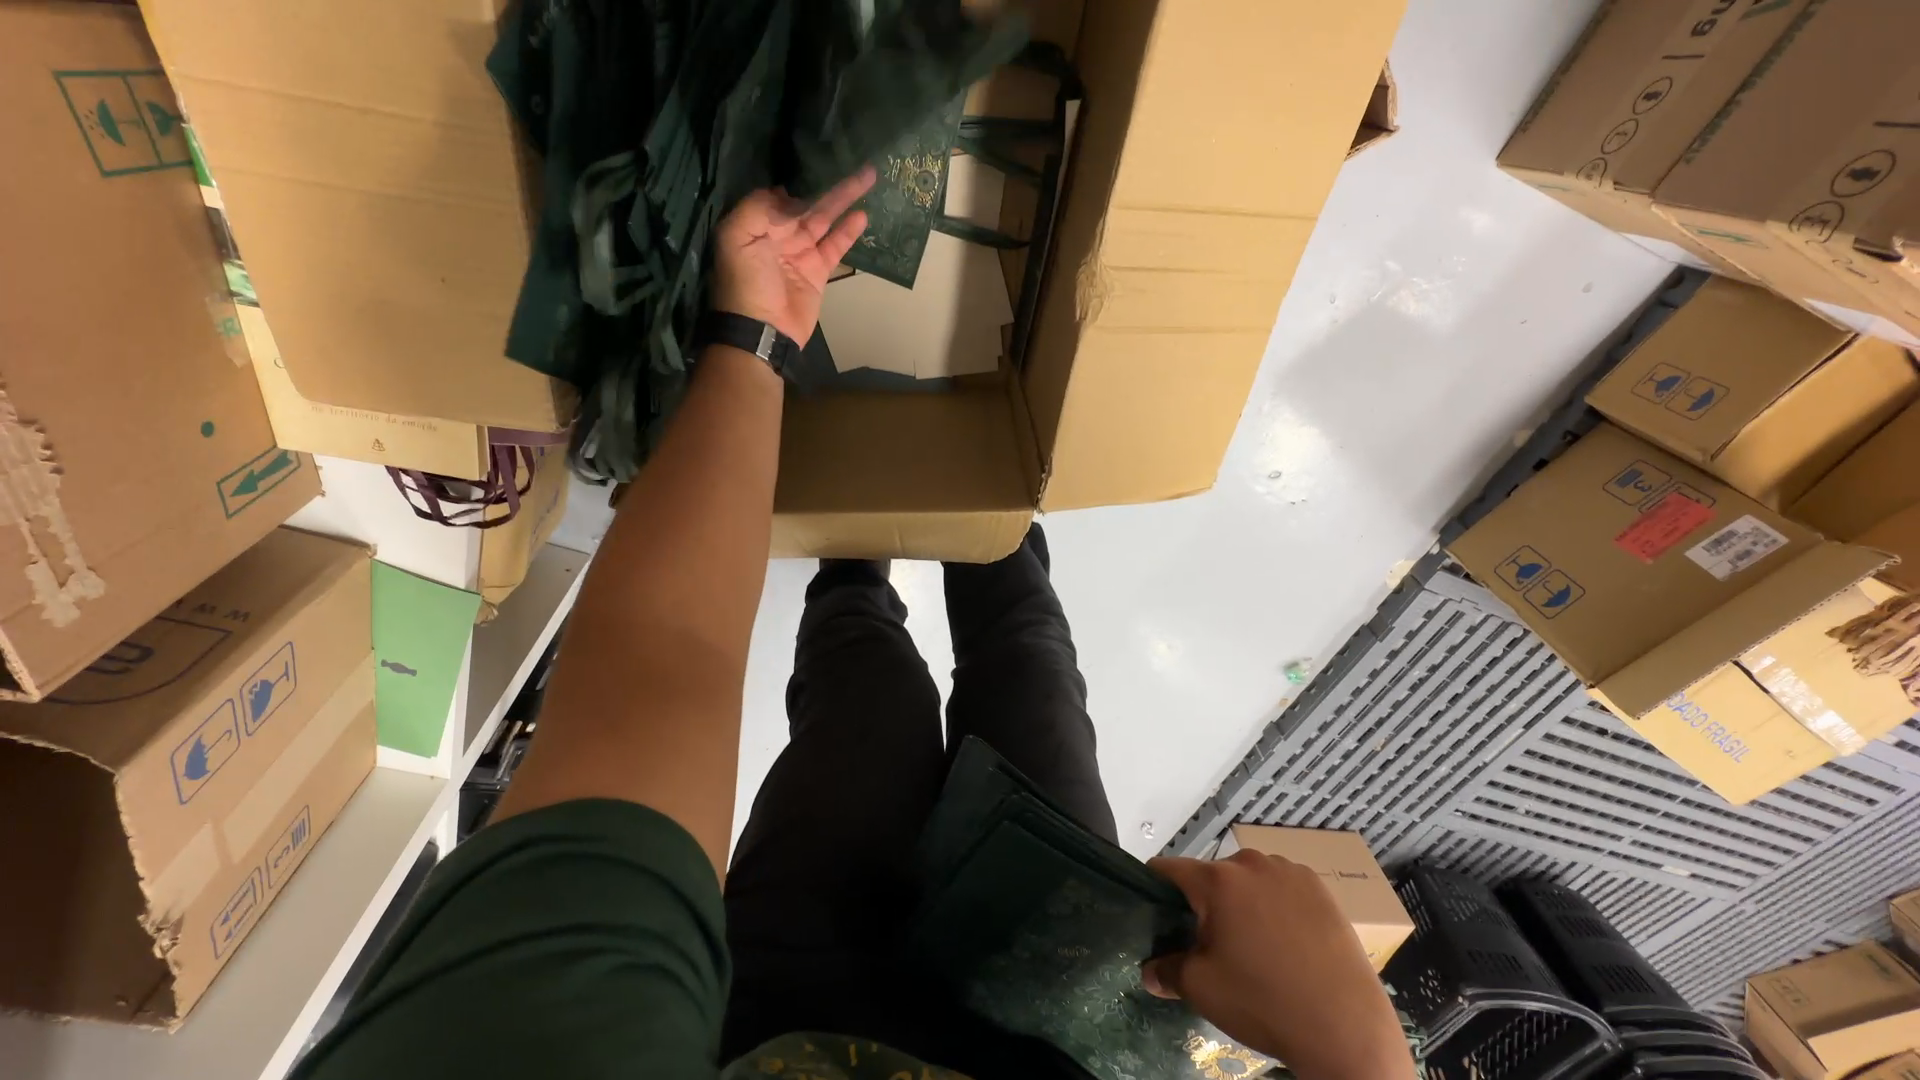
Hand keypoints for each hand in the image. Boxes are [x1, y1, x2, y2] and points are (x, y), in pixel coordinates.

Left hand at [710, 166, 876, 344]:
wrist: (762, 330)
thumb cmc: (745, 282)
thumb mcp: (737, 237)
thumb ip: (758, 208)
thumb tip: (787, 194)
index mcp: (755, 224)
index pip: (779, 195)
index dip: (798, 179)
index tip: (818, 159)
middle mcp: (778, 234)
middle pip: (808, 203)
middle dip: (830, 184)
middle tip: (857, 163)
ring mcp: (800, 253)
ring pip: (826, 219)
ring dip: (845, 199)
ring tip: (868, 178)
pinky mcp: (818, 271)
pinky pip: (835, 245)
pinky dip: (848, 230)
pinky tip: (862, 214)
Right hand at [1143, 852, 1416, 1079]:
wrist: (1346, 1028)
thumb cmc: (1264, 1001)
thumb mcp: (1201, 989)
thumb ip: (1167, 970)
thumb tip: (1151, 970)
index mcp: (1217, 880)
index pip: (1167, 869)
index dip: (1154, 890)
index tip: (1156, 916)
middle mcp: (1251, 863)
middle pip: (1211, 875)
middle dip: (1204, 903)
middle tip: (1211, 944)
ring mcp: (1290, 872)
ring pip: (1249, 880)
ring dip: (1242, 901)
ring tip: (1255, 945)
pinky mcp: (1321, 888)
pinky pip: (1282, 887)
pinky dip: (1275, 905)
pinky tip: (1287, 942)